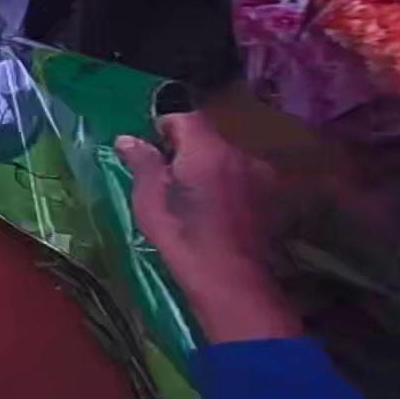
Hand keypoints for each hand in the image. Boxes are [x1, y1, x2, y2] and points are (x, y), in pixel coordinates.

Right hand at [115, 112, 300, 343]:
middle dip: (184, 151)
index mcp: (208, 149)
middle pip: (207, 139)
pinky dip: (225, 188)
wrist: (230, 282)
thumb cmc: (182, 234)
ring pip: (225, 160)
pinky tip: (212, 214)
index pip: (185, 116)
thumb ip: (142, 161)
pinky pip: (241, 180)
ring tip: (189, 199)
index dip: (163, 126)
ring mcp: (262, 178)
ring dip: (206, 170)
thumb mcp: (149, 197)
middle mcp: (241, 155)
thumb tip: (127, 138)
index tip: (148, 148)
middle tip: (162, 178)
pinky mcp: (271, 201)